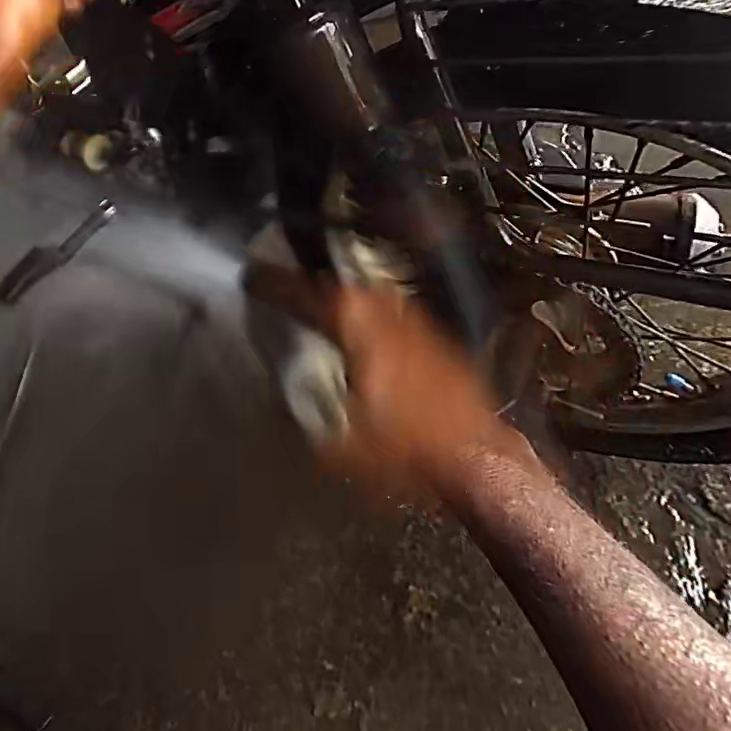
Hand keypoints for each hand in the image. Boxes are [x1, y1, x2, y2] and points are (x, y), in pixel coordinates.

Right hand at [249, 267, 536, 498]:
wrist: (475, 454)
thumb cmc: (409, 451)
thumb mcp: (344, 447)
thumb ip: (309, 418)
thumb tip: (283, 404)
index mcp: (360, 335)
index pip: (311, 298)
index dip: (279, 285)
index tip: (255, 276)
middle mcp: (388, 319)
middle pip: (343, 286)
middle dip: (312, 283)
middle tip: (289, 284)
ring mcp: (416, 325)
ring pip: (370, 296)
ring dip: (342, 295)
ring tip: (321, 301)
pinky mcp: (436, 339)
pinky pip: (393, 312)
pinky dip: (371, 313)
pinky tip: (368, 327)